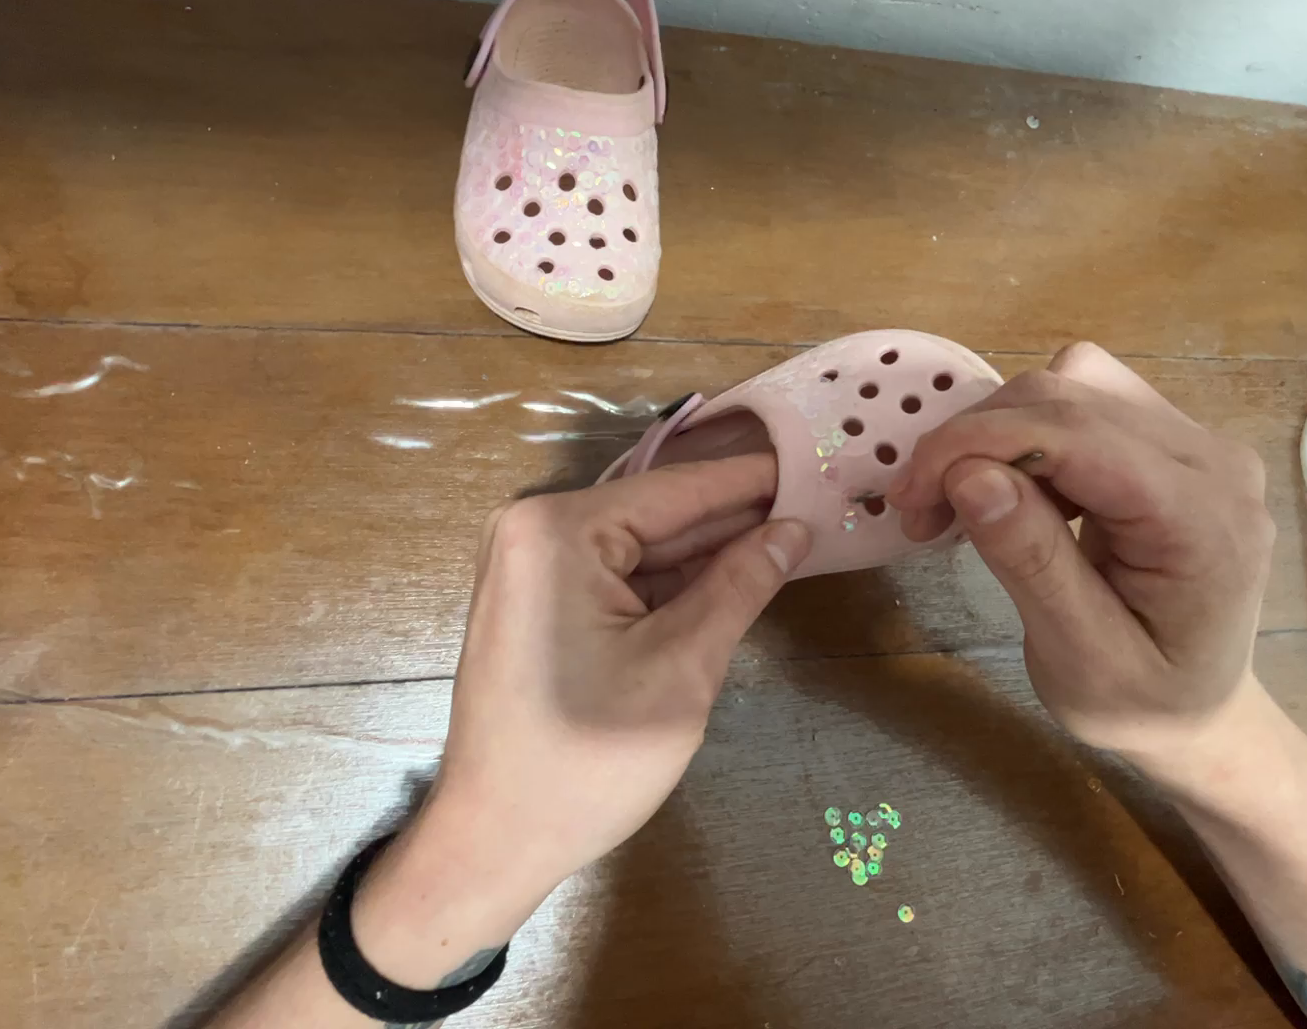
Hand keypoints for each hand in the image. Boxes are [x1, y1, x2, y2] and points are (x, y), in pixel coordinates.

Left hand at [377, 454, 809, 936]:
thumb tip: (792, 532)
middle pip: (657, 515)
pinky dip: (672, 581)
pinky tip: (730, 573)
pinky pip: (617, 576)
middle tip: (812, 502)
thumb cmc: (588, 760)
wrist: (494, 842)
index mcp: (559, 530)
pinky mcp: (538, 599)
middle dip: (734, 517)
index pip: (676, 490)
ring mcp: (530, 564)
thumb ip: (739, 585)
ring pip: (641, 547)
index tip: (810, 464)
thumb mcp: (681, 667)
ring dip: (708, 550)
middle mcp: (534, 529)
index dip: (749, 481)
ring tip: (787, 534)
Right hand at [886, 342, 1274, 763]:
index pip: (1074, 433)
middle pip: (1063, 394)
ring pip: (1063, 385)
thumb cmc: (1141, 703)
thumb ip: (1032, 563)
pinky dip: (1015, 437)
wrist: (1195, 711)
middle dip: (970, 440)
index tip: (907, 495)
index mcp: (1203, 516)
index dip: (974, 443)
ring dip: (989, 434)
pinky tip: (1003, 491)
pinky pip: (1072, 403)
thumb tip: (969, 475)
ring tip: (956, 503)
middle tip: (918, 511)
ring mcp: (1189, 441)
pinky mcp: (1161, 441)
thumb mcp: (1080, 657)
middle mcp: (1208, 457)